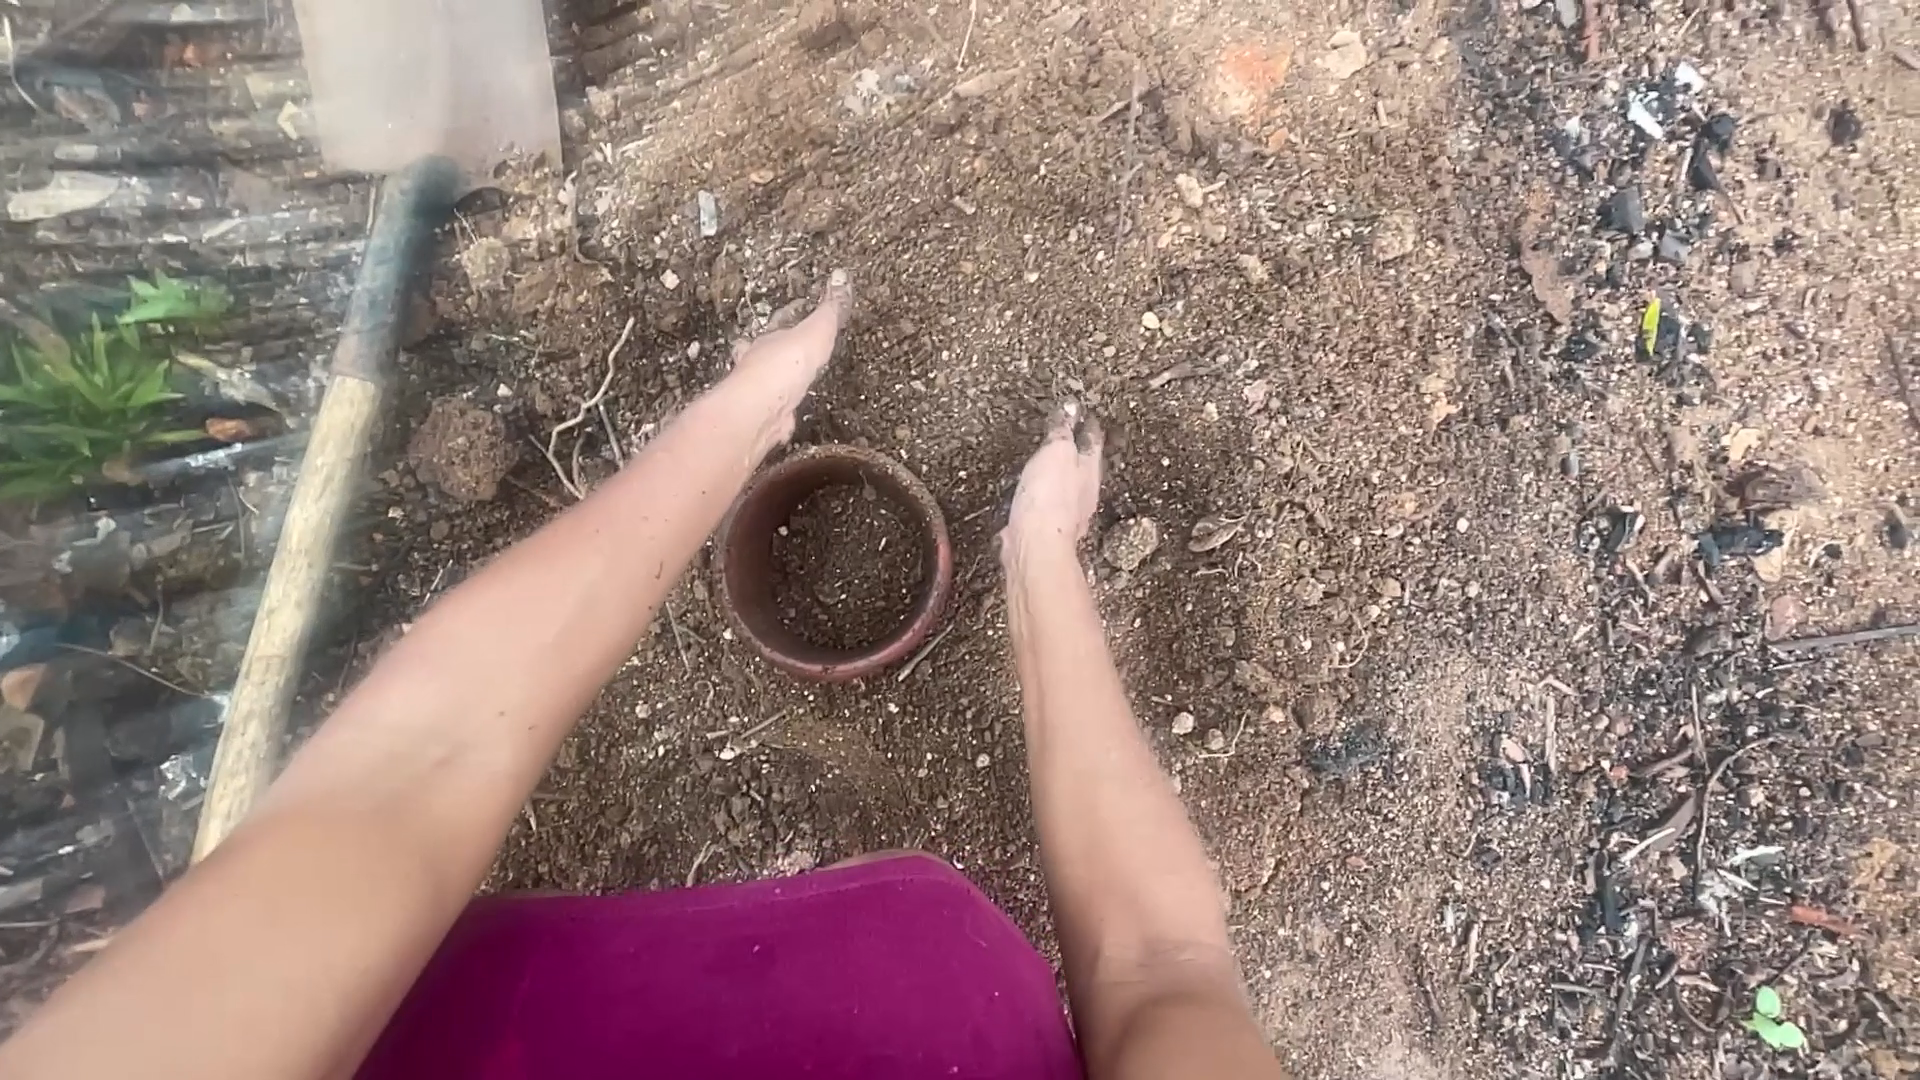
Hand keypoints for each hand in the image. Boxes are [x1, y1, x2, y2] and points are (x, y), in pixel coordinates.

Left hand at [728, 269, 852, 454]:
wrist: (763, 409)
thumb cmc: (784, 366)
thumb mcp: (816, 332)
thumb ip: (830, 310)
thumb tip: (842, 275)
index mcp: (770, 342)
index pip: (779, 327)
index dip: (786, 322)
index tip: (792, 318)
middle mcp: (759, 365)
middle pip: (765, 355)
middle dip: (772, 354)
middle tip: (781, 354)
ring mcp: (761, 394)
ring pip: (767, 384)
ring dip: (775, 383)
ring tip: (787, 385)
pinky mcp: (768, 419)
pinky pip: (776, 412)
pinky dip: (781, 412)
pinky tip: (787, 417)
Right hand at [1002, 401, 1103, 560]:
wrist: (1034, 545)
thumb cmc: (1048, 498)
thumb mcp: (1056, 452)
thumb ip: (1062, 432)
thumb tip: (1070, 411)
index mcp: (1088, 471)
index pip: (1092, 441)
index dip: (1087, 425)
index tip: (1084, 414)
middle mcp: (1083, 494)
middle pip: (1083, 466)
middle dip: (1078, 451)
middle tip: (1073, 437)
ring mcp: (1067, 514)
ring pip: (1068, 487)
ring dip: (1062, 475)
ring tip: (1052, 464)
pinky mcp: (1046, 529)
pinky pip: (1047, 505)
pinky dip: (1044, 497)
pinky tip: (1035, 496)